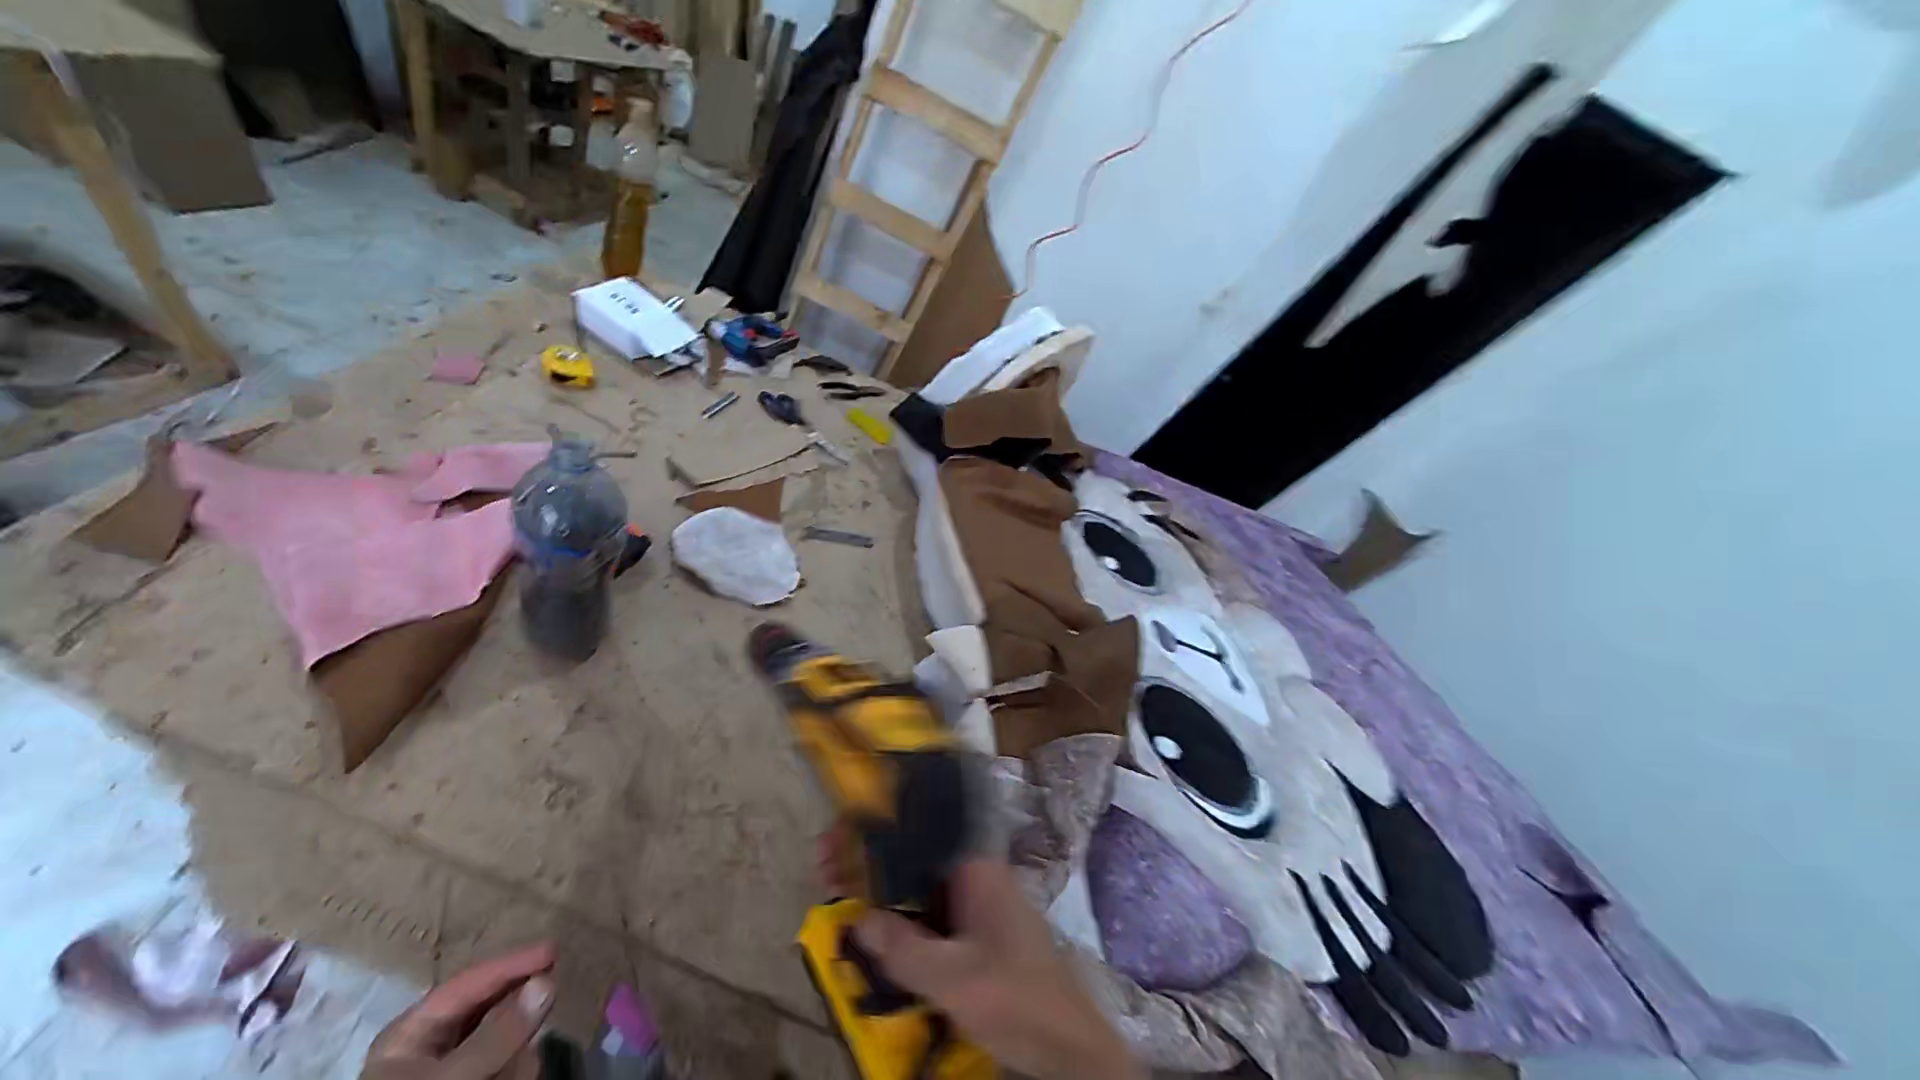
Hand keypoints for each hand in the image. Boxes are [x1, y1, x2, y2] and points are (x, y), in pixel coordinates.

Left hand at [362, 943, 556, 1079]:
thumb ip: (497, 1036)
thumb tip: (548, 981)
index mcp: (409, 1036)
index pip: (468, 984)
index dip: (510, 964)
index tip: (553, 950)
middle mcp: (431, 1045)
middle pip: (489, 1006)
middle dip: (518, 1011)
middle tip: (549, 998)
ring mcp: (454, 1067)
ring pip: (505, 1034)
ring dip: (517, 1051)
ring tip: (511, 1077)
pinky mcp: (479, 1079)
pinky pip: (509, 1062)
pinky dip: (516, 1070)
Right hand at [821, 828, 1139, 1079]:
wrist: (1068, 1043)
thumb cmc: (1016, 997)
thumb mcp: (953, 978)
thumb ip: (903, 949)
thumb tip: (858, 919)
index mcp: (977, 867)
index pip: (924, 824)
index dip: (879, 821)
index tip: (839, 831)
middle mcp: (977, 874)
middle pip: (916, 850)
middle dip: (871, 852)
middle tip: (826, 864)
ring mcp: (977, 902)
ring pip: (920, 880)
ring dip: (882, 883)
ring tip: (838, 888)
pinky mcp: (976, 930)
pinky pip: (929, 909)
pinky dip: (900, 911)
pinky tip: (874, 924)